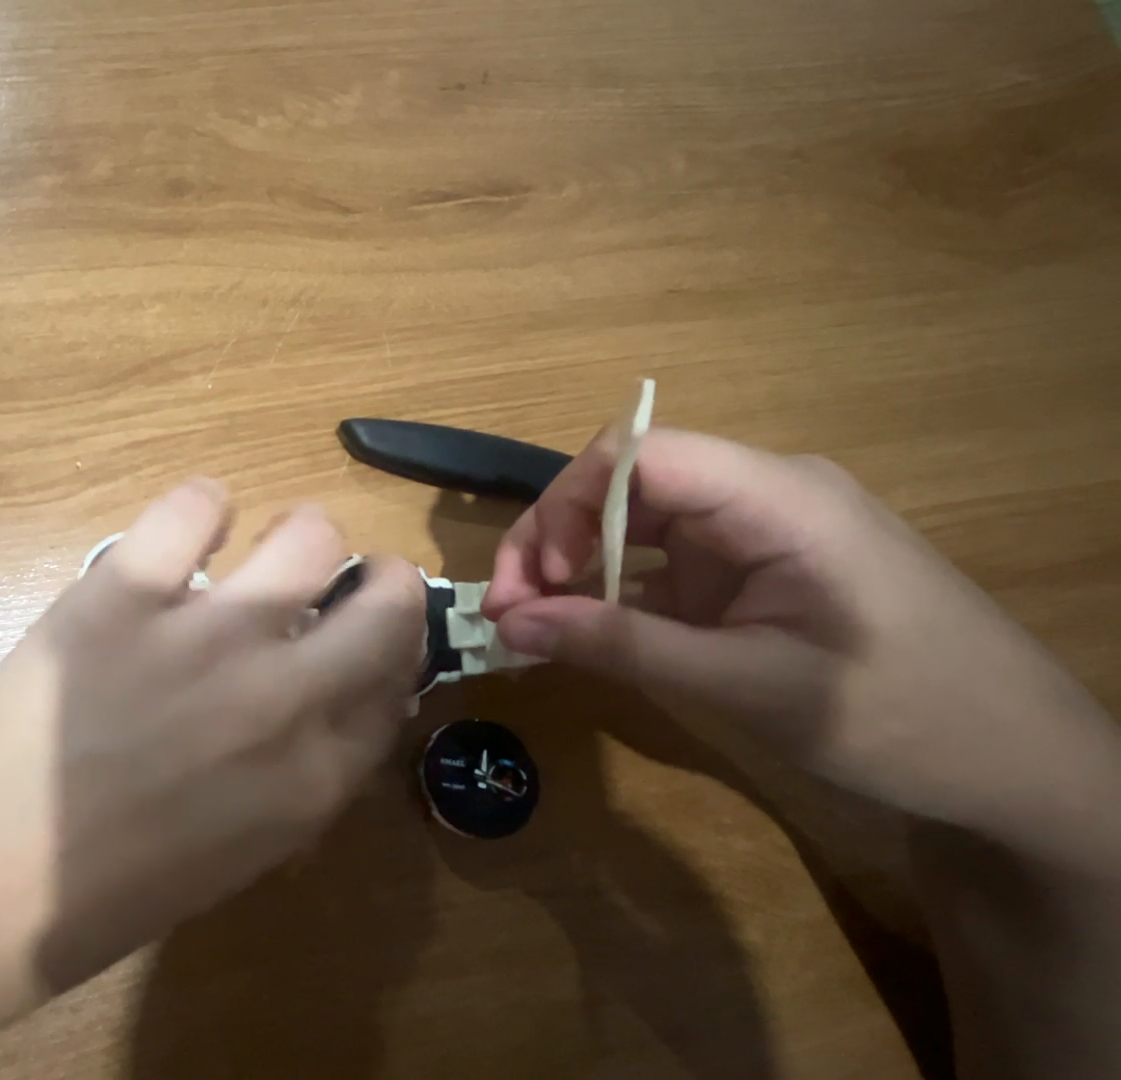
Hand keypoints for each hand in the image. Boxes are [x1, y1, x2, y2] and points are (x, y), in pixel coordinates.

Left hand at [0, 479, 426, 997]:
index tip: (364, 630)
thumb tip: (330, 691)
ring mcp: (204, 638)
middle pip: (388, 598)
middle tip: (343, 576)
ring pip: (307, 535)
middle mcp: (282, 698)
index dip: (391, 644)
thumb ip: (301, 768)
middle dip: (379, 579)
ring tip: (259, 551)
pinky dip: (201, 507)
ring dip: (298, 536)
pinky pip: (192, 508)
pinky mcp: (123, 596)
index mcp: (316, 776)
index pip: (398, 677)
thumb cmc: (117, 884)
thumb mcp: (244, 847)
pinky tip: (186, 533)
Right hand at [480, 428, 1120, 869]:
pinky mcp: (750, 567)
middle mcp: (760, 495)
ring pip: (631, 522)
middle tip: (510, 613)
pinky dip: (609, 594)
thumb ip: (620, 647)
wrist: (1025, 770)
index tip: (535, 581)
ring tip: (532, 626)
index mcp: (778, 499)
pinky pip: (658, 562)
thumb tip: (505, 625)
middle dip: (552, 540)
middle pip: (623, 485)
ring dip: (572, 569)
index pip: (638, 456)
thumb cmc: (903, 721)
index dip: (566, 505)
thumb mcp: (746, 686)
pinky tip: (581, 631)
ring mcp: (755, 532)